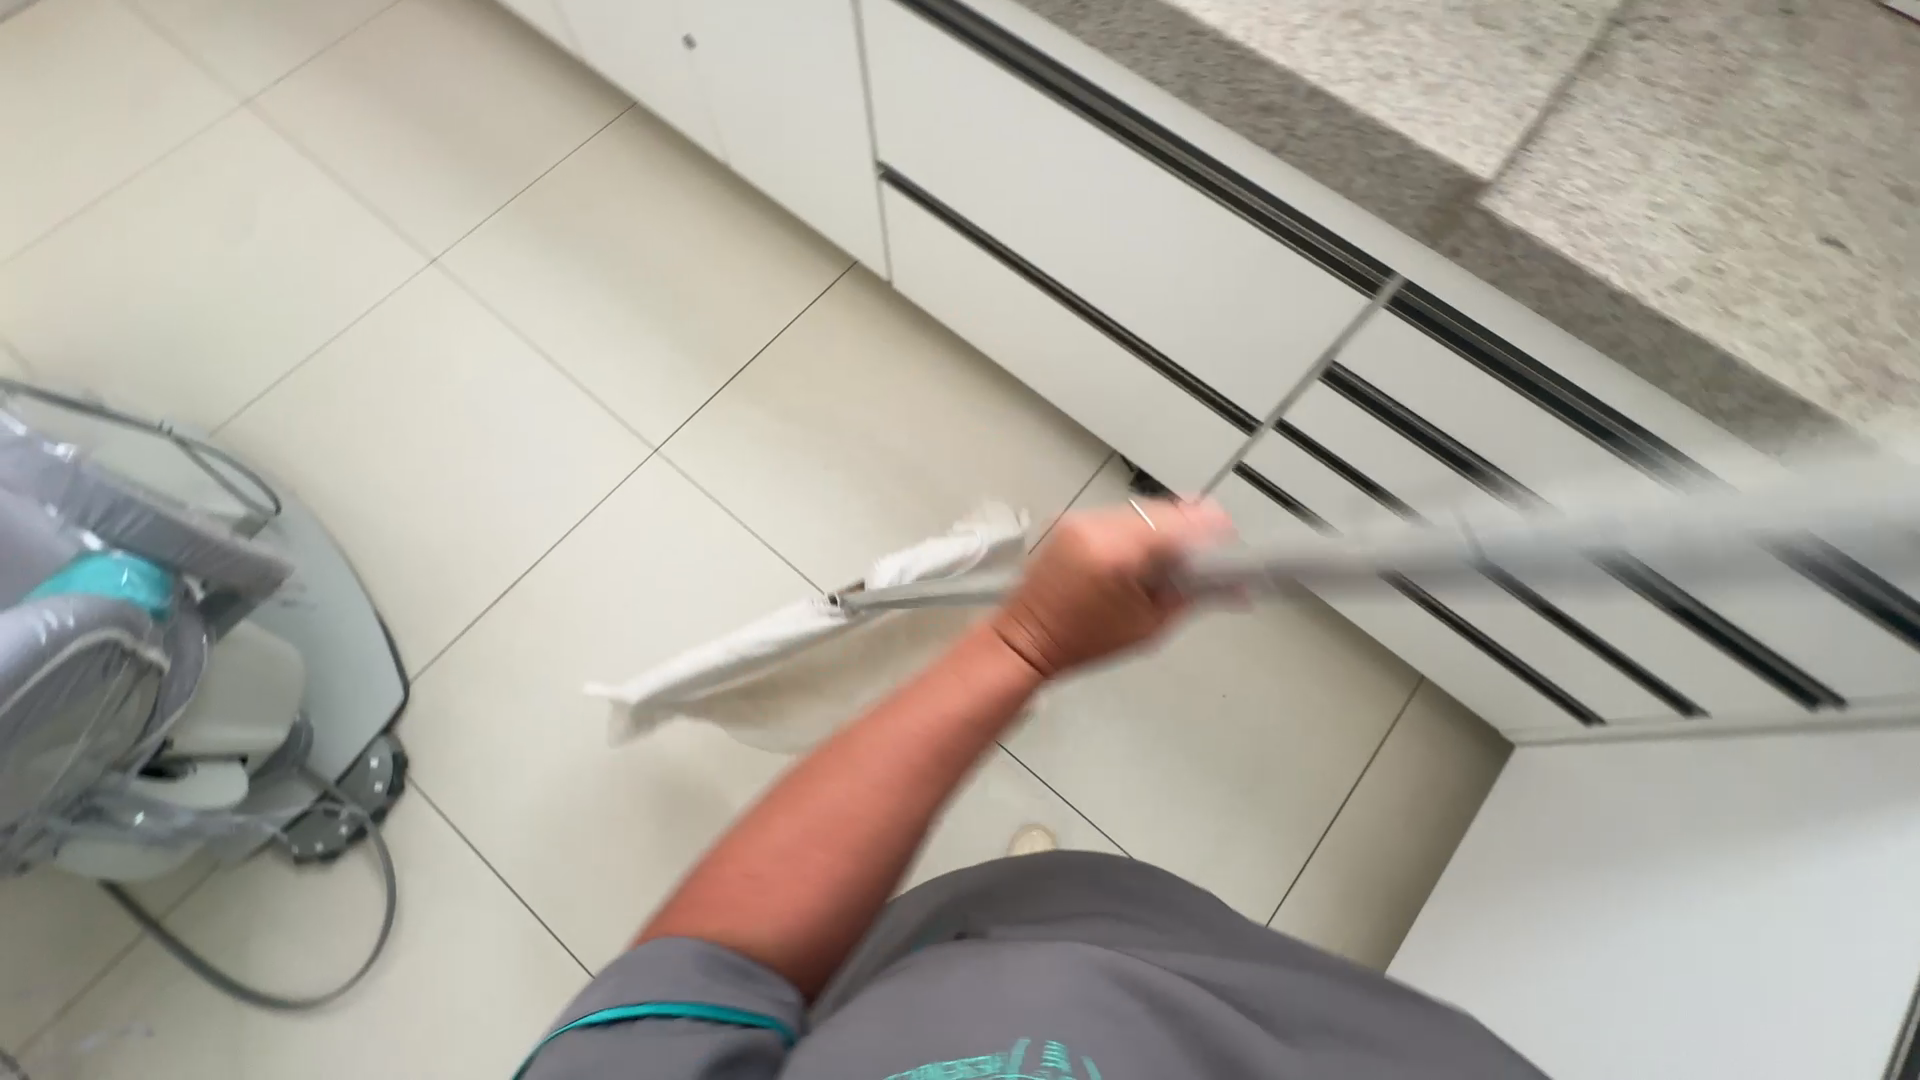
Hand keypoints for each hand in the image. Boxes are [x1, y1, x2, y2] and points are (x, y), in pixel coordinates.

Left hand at [988, 498, 1233, 678]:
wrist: (1026, 638)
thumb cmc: (1085, 641)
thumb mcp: (1150, 625)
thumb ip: (1195, 596)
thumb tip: (1238, 587)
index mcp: (1118, 552)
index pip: (1182, 522)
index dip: (1213, 530)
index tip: (1231, 545)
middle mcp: (1098, 526)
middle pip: (1164, 511)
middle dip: (1191, 530)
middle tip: (1207, 559)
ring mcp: (1082, 519)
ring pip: (1143, 510)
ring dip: (1165, 528)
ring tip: (1173, 561)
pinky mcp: (1073, 521)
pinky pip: (1120, 516)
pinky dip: (1139, 529)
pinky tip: (1142, 556)